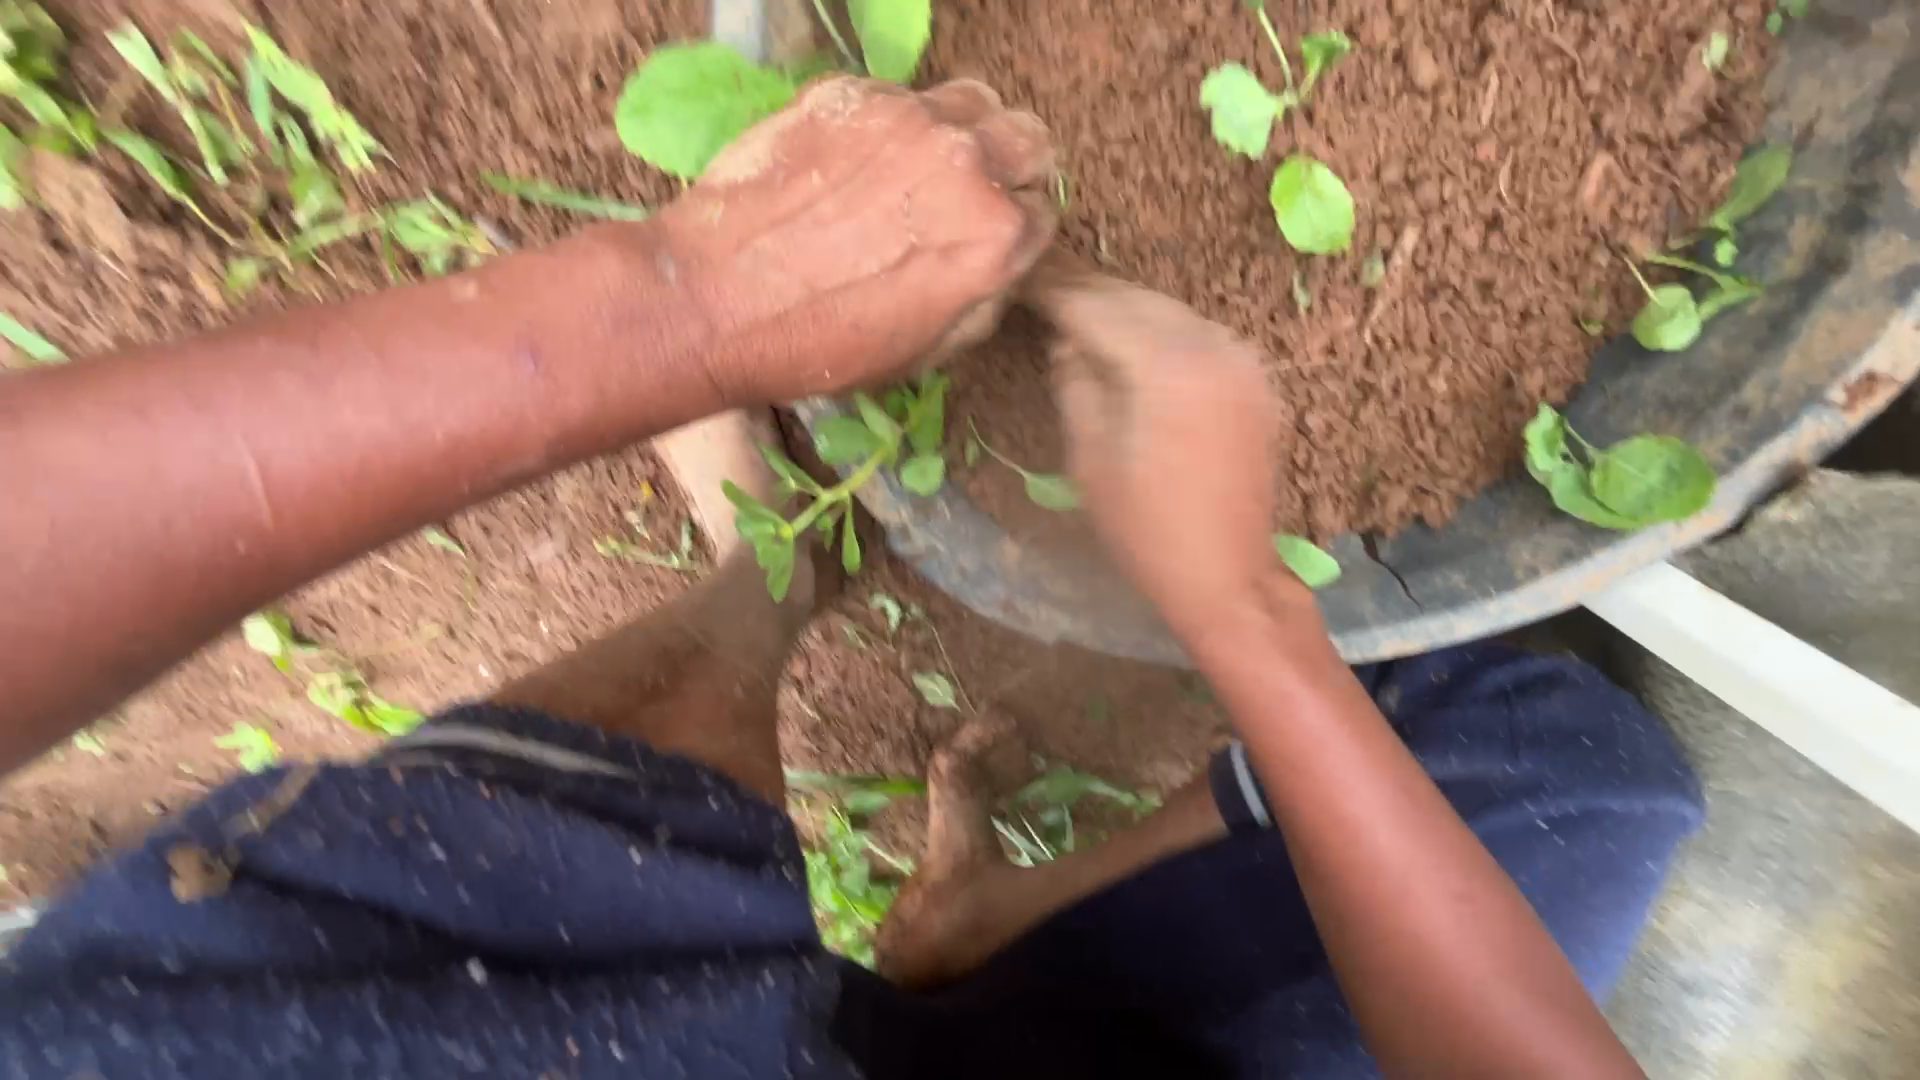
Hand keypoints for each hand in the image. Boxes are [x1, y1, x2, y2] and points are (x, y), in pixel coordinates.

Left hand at [657, 76, 1055, 404]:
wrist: (718, 302)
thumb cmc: (825, 347)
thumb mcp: (926, 352)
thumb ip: (983, 299)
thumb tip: (998, 267)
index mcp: (995, 236)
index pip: (1044, 210)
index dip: (1018, 230)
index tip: (990, 240)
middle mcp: (966, 162)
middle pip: (1027, 138)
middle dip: (1009, 170)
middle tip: (968, 200)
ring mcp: (909, 117)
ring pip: (973, 101)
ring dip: (963, 134)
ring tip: (922, 172)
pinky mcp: (853, 92)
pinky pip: (906, 98)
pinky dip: (900, 127)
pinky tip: (860, 165)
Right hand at [1029, 258, 1312, 644]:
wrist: (1226, 574)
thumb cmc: (1145, 529)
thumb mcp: (1089, 460)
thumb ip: (1076, 386)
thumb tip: (1067, 344)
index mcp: (1166, 367)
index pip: (1097, 310)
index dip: (1056, 295)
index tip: (1025, 281)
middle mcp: (1212, 348)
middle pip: (1138, 300)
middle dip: (1091, 294)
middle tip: (1049, 288)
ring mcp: (1243, 362)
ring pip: (1173, 312)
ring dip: (1127, 308)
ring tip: (1085, 311)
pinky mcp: (1257, 382)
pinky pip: (1201, 336)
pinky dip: (1164, 331)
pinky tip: (1138, 342)